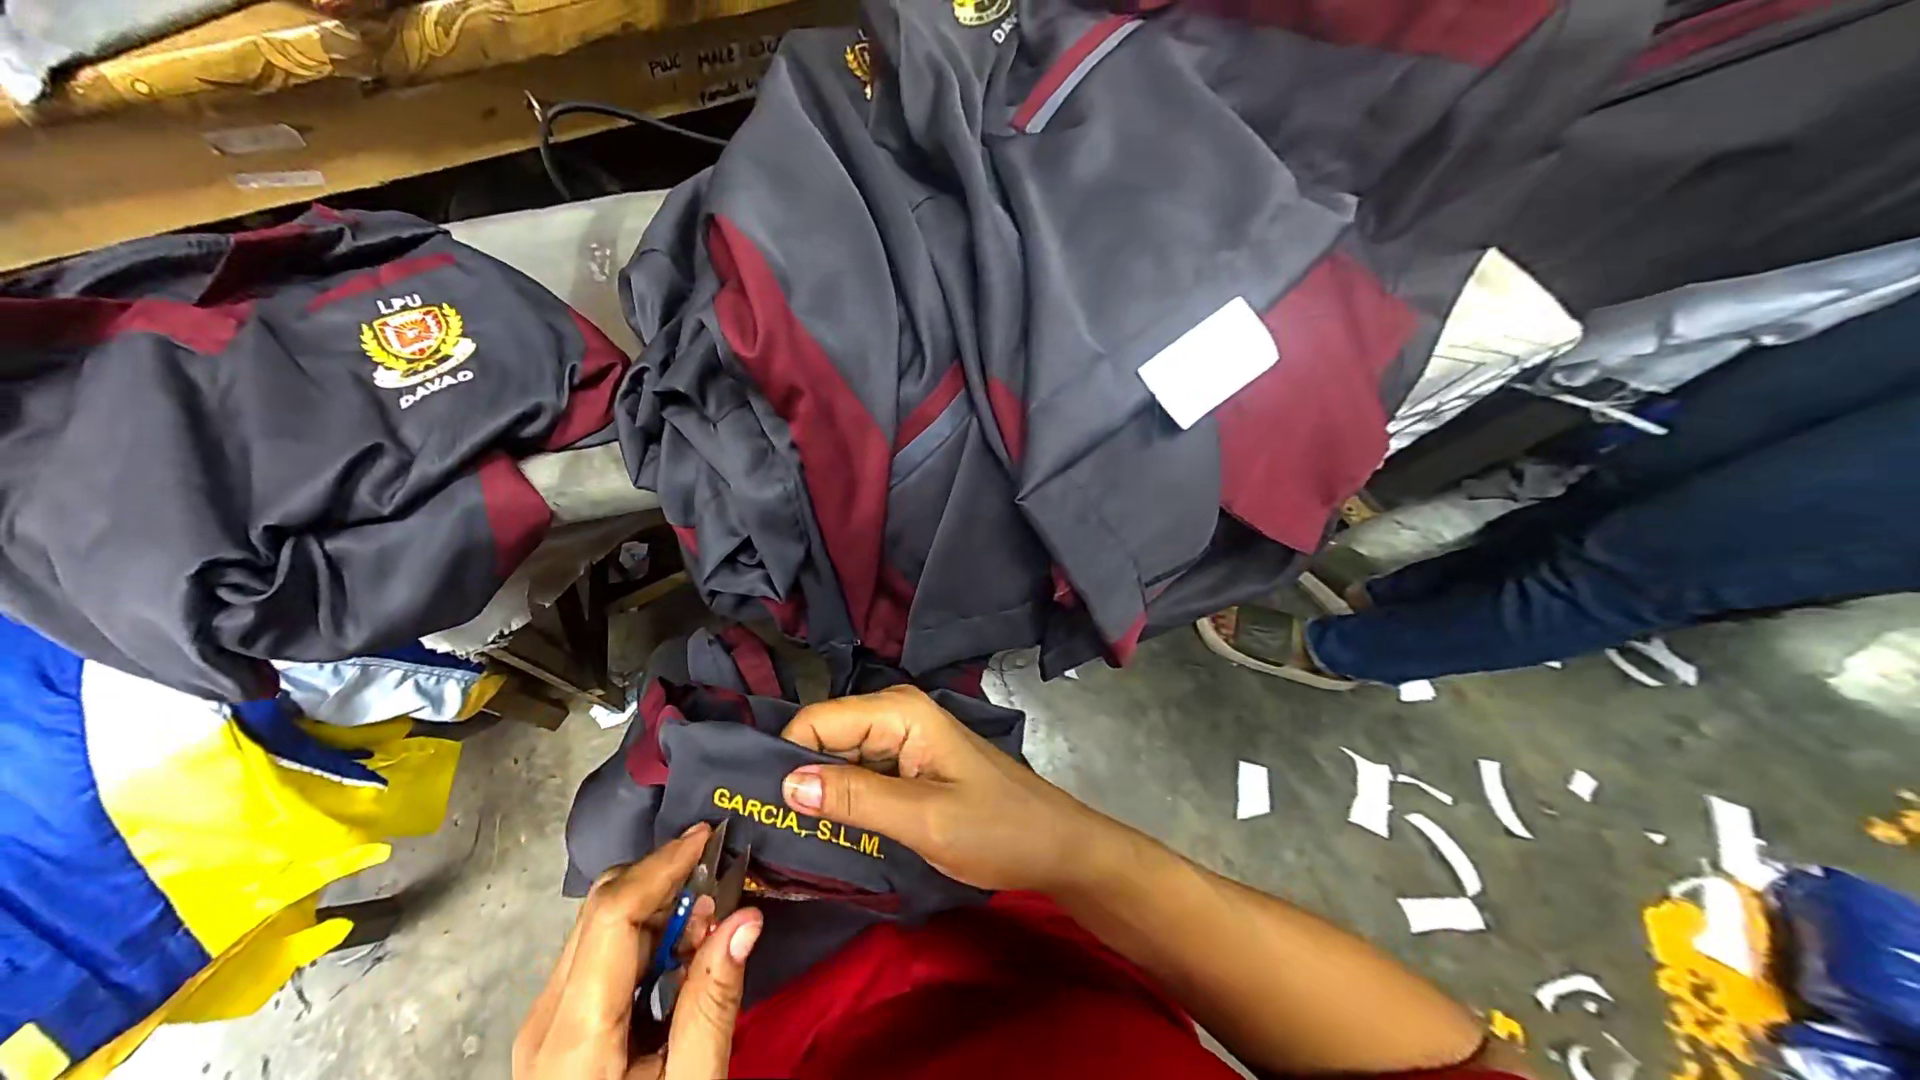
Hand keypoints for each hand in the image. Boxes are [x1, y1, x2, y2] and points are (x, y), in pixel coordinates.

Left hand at [514, 825, 763, 1079]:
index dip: (663, 864)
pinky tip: (682, 952)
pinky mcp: (557, 1027)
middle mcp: (546, 1015)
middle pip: (602, 909)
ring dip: (660, 904)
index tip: (711, 837)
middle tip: (723, 880)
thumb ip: (714, 1003)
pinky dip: (647, 933)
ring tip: (710, 922)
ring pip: (600, 923)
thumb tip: (746, 917)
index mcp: (572, 1034)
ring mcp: (545, 1021)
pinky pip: (601, 951)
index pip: (612, 914)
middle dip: (666, 878)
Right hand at [777, 685, 1120, 891]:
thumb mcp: (924, 819)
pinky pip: (859, 777)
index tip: (767, 812)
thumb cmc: (998, 829)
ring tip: (797, 840)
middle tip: (775, 833)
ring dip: (819, 796)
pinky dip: (843, 803)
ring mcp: (901, 741)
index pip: (817, 721)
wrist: (1054, 847)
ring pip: (837, 760)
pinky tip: (833, 834)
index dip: (788, 762)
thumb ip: (856, 799)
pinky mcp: (906, 767)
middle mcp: (895, 715)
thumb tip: (787, 783)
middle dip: (800, 780)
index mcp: (900, 712)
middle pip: (823, 738)